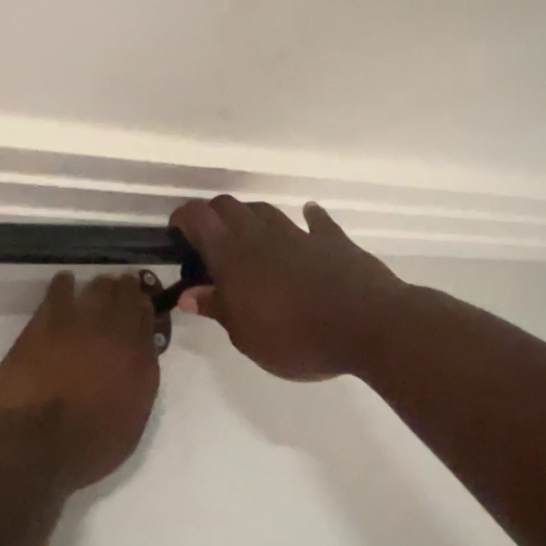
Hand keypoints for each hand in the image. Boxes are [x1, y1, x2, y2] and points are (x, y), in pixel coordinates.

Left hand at [0, 271, 160, 488]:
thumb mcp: (131, 423)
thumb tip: (136, 363)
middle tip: (122, 289)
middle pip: (128, 297)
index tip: (141, 308)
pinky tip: (64, 284)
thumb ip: (138, 386)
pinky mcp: (47, 320)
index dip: (146, 310)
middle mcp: (118, 334)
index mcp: (142, 362)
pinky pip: (61, 288)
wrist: (35, 444)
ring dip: (101, 287)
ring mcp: (82, 322)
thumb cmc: (87, 448)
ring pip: (99, 287)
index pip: (150, 320)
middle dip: (127, 291)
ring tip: (97, 289)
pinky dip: (65, 284)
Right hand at [170, 196, 406, 380]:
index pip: (198, 218)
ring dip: (252, 217)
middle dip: (214, 216)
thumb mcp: (245, 336)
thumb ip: (217, 309)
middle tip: (209, 240)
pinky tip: (308, 217)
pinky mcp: (334, 241)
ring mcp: (300, 235)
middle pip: (229, 206)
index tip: (177, 232)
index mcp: (232, 256)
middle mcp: (261, 236)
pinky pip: (317, 222)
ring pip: (267, 211)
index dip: (183, 218)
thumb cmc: (295, 339)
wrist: (368, 327)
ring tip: (249, 237)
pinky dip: (308, 218)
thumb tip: (188, 294)